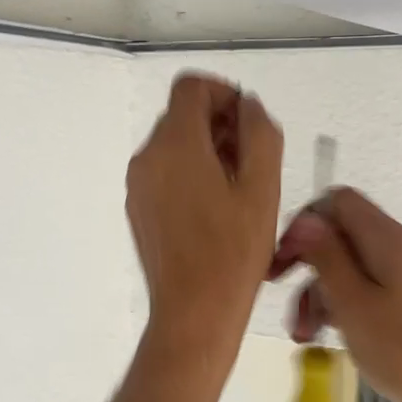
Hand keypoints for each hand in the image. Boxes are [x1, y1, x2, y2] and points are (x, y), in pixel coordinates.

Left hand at [114, 73, 282, 401]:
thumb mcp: (263, 188)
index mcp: (175, 144)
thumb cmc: (234, 252)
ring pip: (174, 146)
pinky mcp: (139, 210)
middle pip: (182, 116)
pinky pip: (165, 173)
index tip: (249, 122)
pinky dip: (191, 174)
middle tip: (254, 160)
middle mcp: (147, 157)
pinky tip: (218, 210)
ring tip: (240, 189)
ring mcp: (138, 186)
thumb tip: (249, 107)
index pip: (191, 87)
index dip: (224, 93)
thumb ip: (261, 133)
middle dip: (220, 125)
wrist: (194, 313)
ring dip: (208, 151)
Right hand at [269, 187, 401, 401]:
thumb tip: (304, 219)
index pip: (338, 201)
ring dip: (317, 293)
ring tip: (302, 335)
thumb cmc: (400, 350)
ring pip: (347, 266)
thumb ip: (325, 255)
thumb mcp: (351, 302)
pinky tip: (323, 337)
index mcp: (386, 238)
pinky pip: (363, 288)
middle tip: (278, 293)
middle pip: (339, 234)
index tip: (283, 262)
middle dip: (306, 263)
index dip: (304, 223)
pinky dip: (339, 306)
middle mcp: (396, 247)